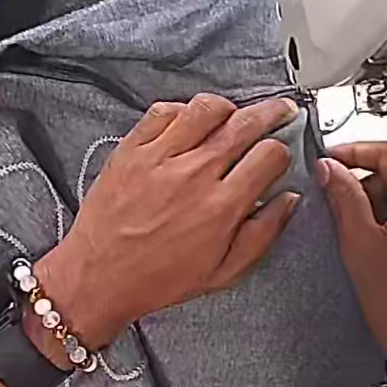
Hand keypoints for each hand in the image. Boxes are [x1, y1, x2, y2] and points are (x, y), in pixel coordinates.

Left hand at [30, 94, 302, 358]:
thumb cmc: (157, 279)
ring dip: (229, 107)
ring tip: (233, 115)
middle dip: (272, 113)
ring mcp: (160, 158)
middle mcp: (193, 175)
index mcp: (221, 207)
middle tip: (280, 111)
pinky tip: (188, 122)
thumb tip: (288, 201)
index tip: (280, 153)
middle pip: (245, 123)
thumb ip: (263, 234)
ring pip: (206, 108)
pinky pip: (163, 111)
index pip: (269, 155)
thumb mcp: (223, 273)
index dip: (283, 150)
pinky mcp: (131, 149)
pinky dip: (182, 110)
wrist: (98, 277)